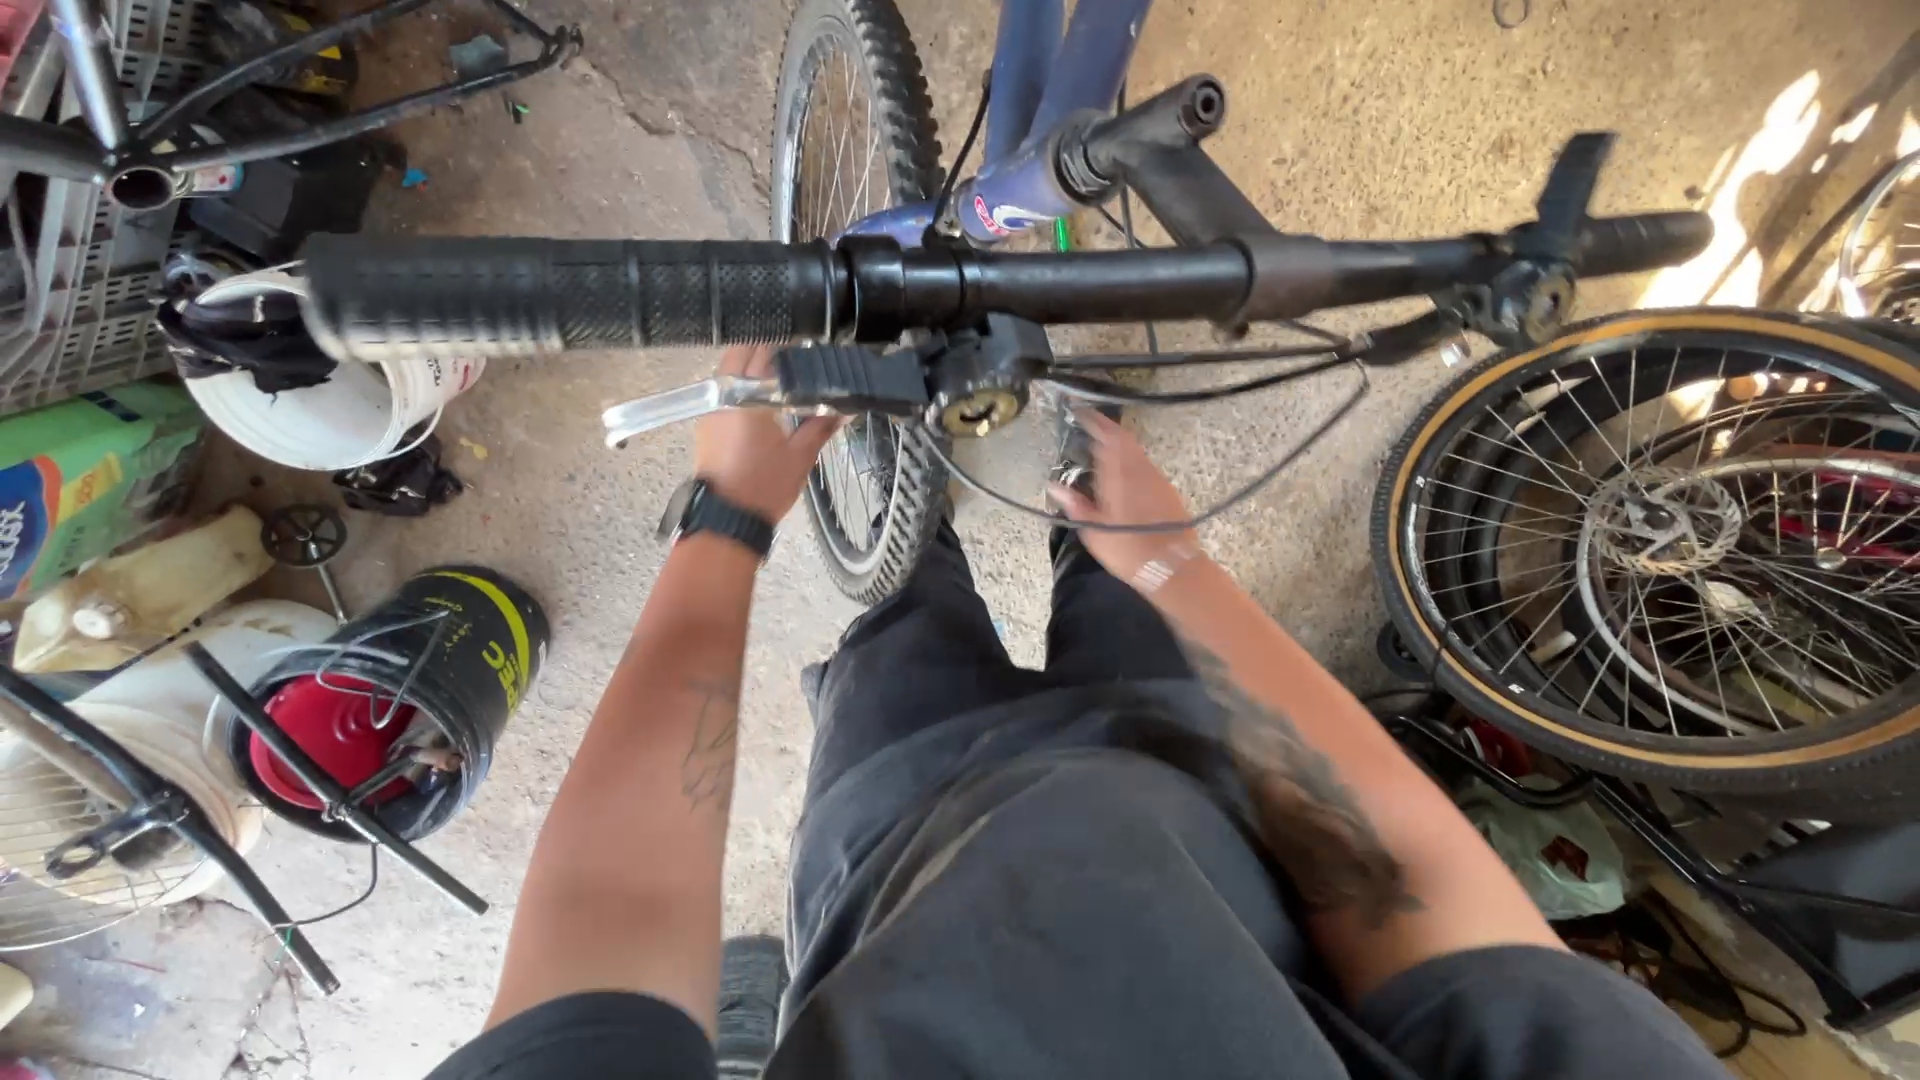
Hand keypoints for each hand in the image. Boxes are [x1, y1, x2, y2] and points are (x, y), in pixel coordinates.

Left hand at [694, 346, 841, 521]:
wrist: (727, 519)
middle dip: (767, 351)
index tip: (807, 352)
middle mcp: (724, 396)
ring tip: (779, 380)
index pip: (766, 354)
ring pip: (729, 369)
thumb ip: (820, 426)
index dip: (789, 348)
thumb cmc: (763, 488)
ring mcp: (711, 408)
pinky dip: (740, 385)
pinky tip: (760, 400)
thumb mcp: (800, 456)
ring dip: (751, 366)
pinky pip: (723, 389)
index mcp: (748, 398)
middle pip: (742, 352)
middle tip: (793, 362)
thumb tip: (842, 410)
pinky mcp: (706, 423)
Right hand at [1047, 409, 1205, 586]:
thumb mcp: (1094, 532)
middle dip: (1108, 428)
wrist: (1171, 567)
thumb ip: (1075, 506)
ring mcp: (1157, 479)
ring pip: (1137, 452)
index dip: (1095, 421)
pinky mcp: (1168, 490)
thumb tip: (1055, 487)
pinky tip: (1125, 472)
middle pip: (1125, 439)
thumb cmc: (1128, 550)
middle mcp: (1140, 470)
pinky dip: (1132, 460)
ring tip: (1104, 447)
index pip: (1108, 437)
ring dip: (1120, 445)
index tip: (1082, 410)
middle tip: (1092, 424)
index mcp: (1118, 476)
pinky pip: (1146, 466)